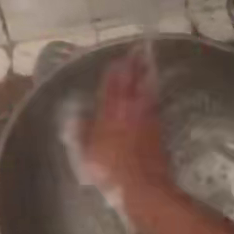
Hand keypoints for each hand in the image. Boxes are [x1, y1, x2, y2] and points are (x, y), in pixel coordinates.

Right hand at [78, 46, 172, 204]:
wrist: (144, 186)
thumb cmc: (111, 171)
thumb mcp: (87, 154)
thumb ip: (81, 132)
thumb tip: (75, 116)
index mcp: (109, 115)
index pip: (110, 87)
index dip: (114, 72)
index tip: (117, 58)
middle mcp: (128, 111)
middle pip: (132, 83)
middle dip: (134, 65)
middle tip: (140, 47)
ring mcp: (145, 118)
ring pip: (146, 89)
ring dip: (147, 73)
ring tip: (149, 60)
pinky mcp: (158, 128)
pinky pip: (154, 103)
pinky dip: (153, 92)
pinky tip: (153, 89)